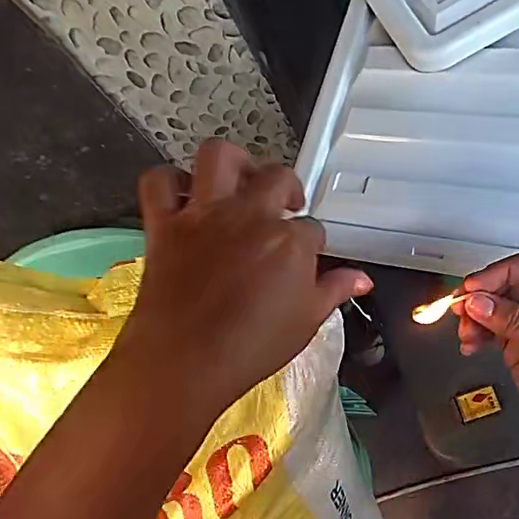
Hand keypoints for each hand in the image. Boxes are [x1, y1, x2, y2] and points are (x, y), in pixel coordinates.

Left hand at [113, 139, 372, 418]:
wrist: (185, 363)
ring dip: (235, 161)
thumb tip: (359, 279)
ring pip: (219, 155)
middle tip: (285, 205)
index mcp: (289, 242)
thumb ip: (334, 291)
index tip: (305, 255)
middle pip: (276, 178)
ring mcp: (204, 216)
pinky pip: (159, 182)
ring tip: (242, 179)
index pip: (312, 227)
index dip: (310, 241)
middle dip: (287, 187)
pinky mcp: (165, 225)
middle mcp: (249, 216)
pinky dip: (169, 181)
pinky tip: (184, 194)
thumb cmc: (247, 348)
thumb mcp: (305, 322)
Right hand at [453, 250, 518, 458]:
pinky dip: (476, 334)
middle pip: (511, 284)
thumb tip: (480, 302)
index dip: (503, 271)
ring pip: (496, 306)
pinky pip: (490, 330)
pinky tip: (470, 344)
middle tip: (462, 305)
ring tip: (466, 331)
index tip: (476, 285)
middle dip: (483, 293)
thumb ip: (517, 321)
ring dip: (475, 315)